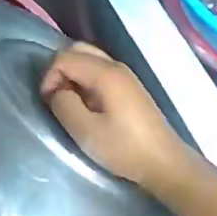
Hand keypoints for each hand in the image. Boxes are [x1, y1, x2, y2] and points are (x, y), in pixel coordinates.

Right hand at [40, 42, 189, 186]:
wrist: (167, 166)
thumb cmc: (125, 148)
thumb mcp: (85, 131)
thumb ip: (63, 104)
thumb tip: (58, 92)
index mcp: (105, 73)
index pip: (63, 58)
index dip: (49, 77)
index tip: (49, 103)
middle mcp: (115, 65)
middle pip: (76, 50)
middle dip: (59, 70)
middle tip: (56, 96)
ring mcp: (125, 74)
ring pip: (88, 57)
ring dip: (72, 73)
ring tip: (70, 100)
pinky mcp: (129, 86)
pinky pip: (98, 69)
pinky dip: (85, 78)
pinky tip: (87, 102)